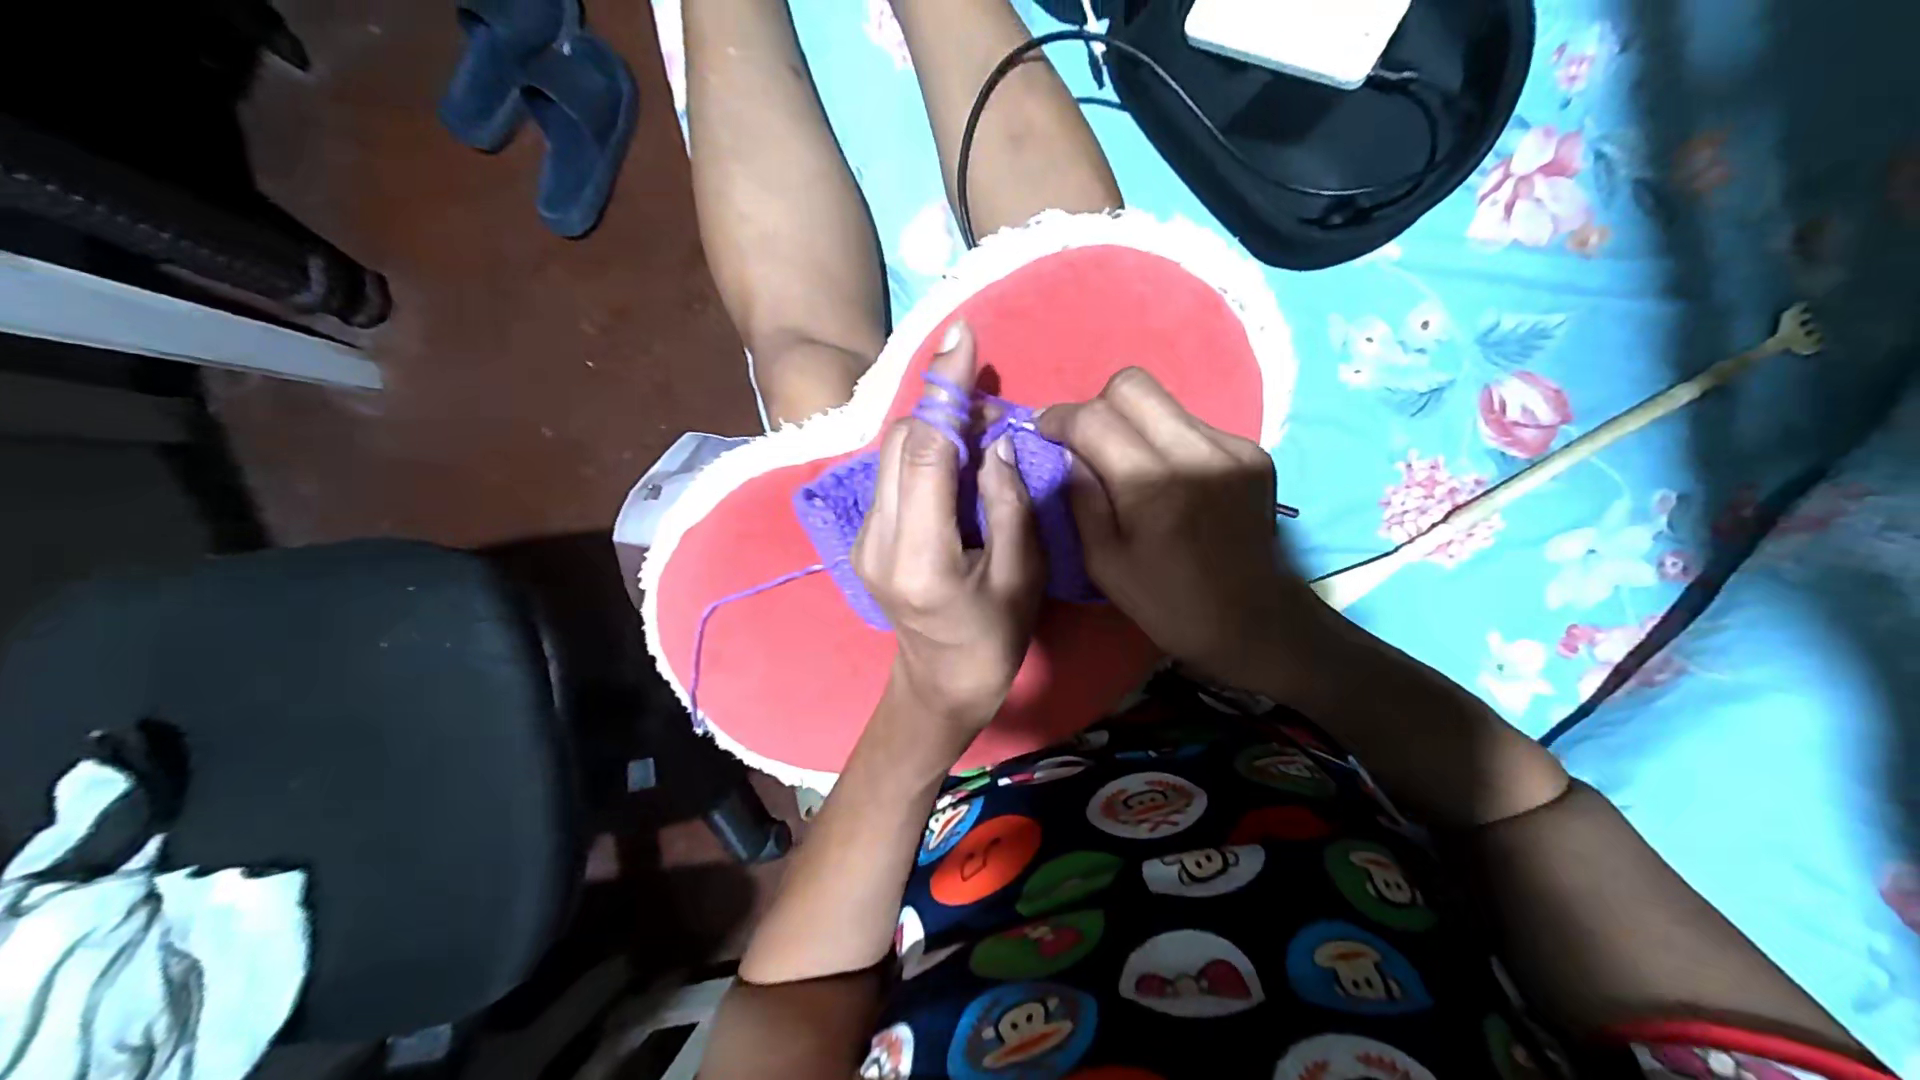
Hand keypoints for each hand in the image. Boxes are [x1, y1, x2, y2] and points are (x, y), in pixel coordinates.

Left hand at [853, 322, 1044, 751]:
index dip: (944, 390)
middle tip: (985, 398)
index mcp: (921, 557)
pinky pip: (891, 473)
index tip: (961, 337)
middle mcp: (878, 540)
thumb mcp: (1023, 577)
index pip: (925, 452)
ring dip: (931, 426)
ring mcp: (864, 538)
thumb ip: (1010, 504)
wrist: (941, 685)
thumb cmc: (993, 640)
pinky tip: (954, 456)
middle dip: (939, 404)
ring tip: (975, 424)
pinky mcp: (865, 536)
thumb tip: (992, 442)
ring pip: (890, 452)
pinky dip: (922, 450)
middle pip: (898, 442)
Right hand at [1038, 368, 1325, 689]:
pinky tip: (1171, 478)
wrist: (1257, 621)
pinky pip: (1192, 424)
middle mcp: (1196, 452)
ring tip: (1129, 463)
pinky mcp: (1253, 451)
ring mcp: (1232, 447)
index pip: (1095, 417)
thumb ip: (1079, 499)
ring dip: (1134, 423)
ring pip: (1165, 401)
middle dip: (1097, 406)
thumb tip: (1066, 453)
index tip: (1045, 431)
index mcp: (1153, 487)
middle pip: (1132, 385)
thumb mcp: (1104, 564)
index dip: (1059, 417)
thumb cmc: (1169, 604)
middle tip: (1087, 442)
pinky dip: (1168, 441)